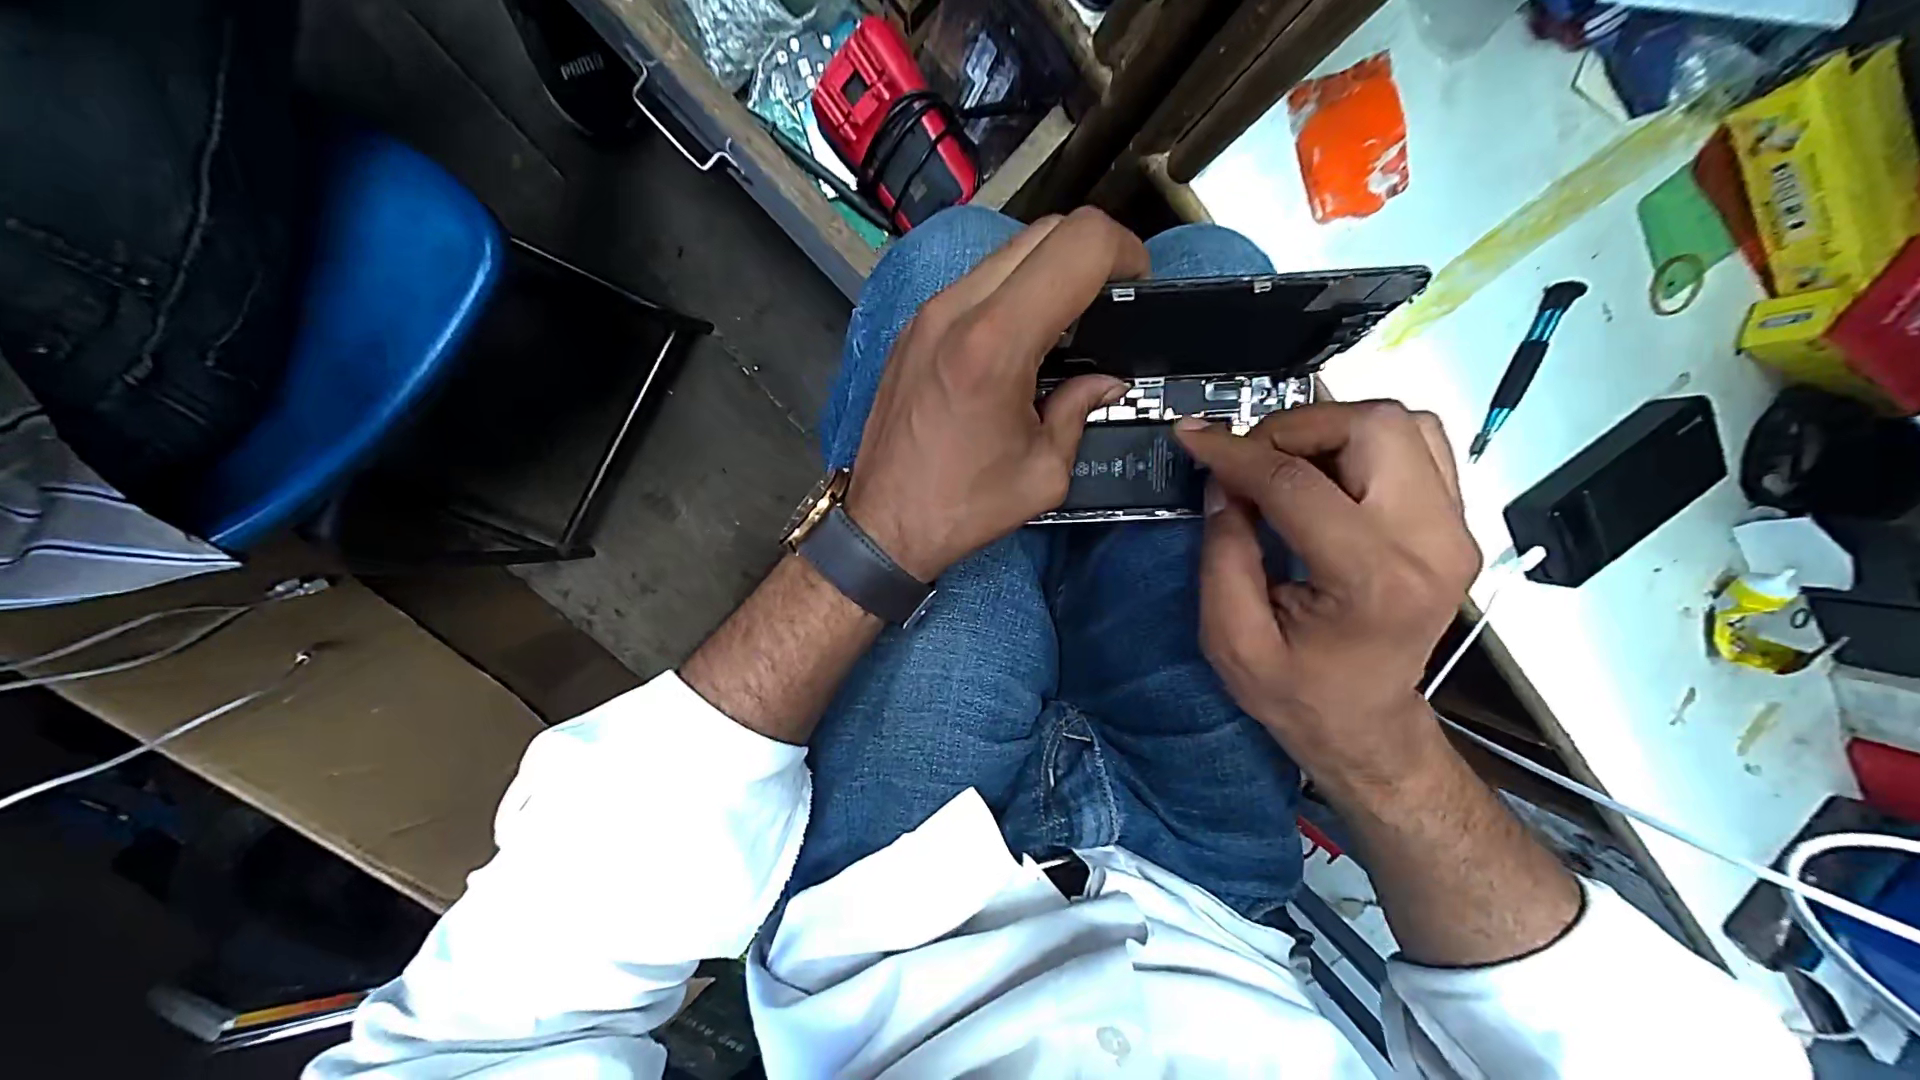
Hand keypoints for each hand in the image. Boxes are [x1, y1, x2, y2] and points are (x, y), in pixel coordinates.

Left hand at [844, 209, 1149, 579]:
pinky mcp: (913, 328)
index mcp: (996, 344)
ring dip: (1049, 271)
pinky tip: (1022, 338)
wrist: (882, 524)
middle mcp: (955, 311)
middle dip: (1091, 255)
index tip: (1137, 284)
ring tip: (1067, 323)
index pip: (1079, 245)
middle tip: (1108, 303)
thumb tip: (1104, 382)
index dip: (1125, 251)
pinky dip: (1012, 291)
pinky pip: (976, 281)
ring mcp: (927, 314)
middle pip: (1045, 232)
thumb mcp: (1043, 471)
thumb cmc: (960, 506)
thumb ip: (1080, 411)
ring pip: (1008, 251)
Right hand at [1174, 402, 1481, 792]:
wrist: (1364, 721)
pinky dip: (1360, 440)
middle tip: (1248, 460)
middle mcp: (1432, 545)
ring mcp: (1455, 529)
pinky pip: (1417, 442)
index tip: (1193, 439)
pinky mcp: (1455, 523)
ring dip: (1328, 428)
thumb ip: (1223, 554)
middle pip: (1371, 427)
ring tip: (1282, 465)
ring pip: (1400, 422)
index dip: (1234, 453)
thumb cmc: (1297, 692)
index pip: (1298, 484)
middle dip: (1292, 428)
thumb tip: (1224, 482)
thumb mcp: (1231, 638)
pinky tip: (1324, 471)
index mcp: (1372, 582)